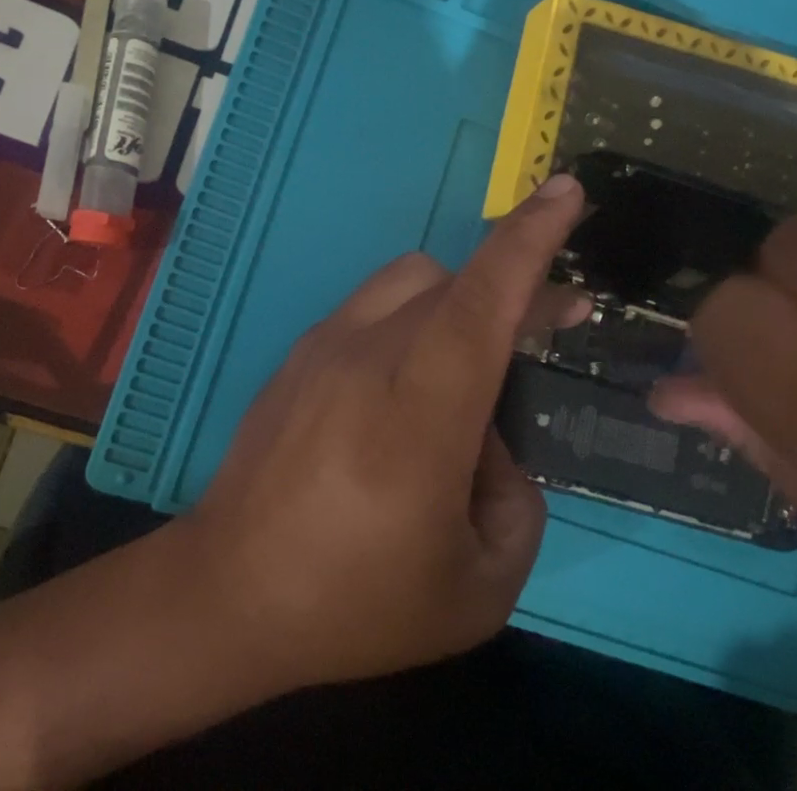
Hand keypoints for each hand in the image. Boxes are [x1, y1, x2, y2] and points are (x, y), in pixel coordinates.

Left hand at [177, 173, 588, 690]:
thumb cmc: (355, 604)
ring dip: (460, 300)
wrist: (228, 594)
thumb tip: (494, 449)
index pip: (483, 299)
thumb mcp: (479, 588)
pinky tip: (409, 386)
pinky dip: (411, 321)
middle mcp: (368, 359)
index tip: (568, 191)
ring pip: (408, 283)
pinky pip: (368, 310)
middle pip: (454, 284)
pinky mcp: (294, 361)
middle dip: (518, 285)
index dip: (529, 238)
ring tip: (477, 362)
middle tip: (560, 319)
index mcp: (421, 413)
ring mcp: (322, 352)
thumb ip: (518, 505)